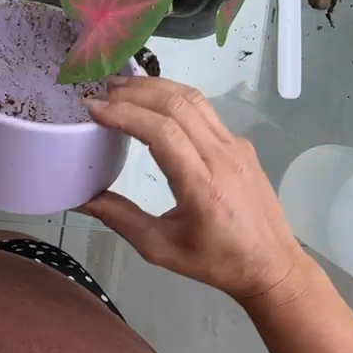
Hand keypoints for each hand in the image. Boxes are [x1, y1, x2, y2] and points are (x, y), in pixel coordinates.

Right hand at [78, 76, 310, 305]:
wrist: (273, 266)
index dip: (125, 113)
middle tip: (102, 90)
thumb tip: (79, 198)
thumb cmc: (215, 262)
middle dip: (135, 91)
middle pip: (176, 104)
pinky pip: (204, 110)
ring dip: (155, 86)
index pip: (161, 132)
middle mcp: (222, 157)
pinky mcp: (240, 144)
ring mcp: (235, 146)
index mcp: (201, 186)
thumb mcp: (160, 248)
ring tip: (122, 86)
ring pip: (193, 99)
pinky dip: (173, 97)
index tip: (93, 108)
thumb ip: (119, 218)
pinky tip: (152, 102)